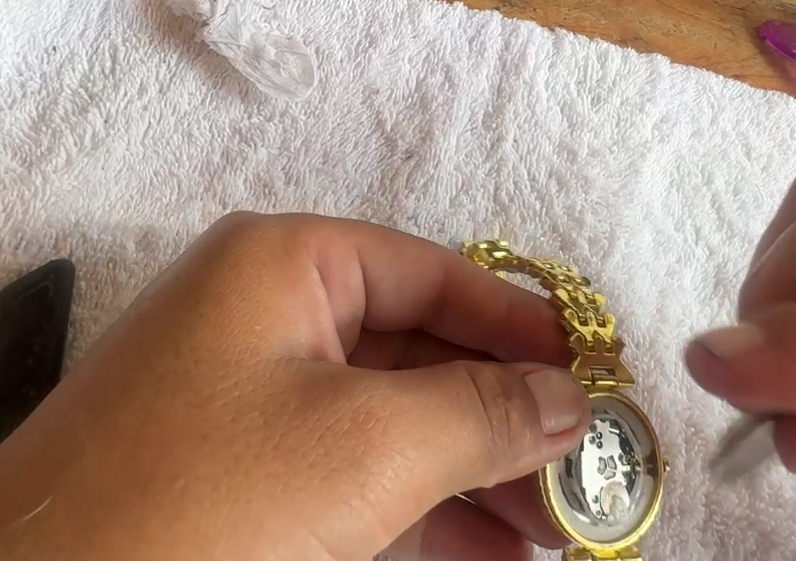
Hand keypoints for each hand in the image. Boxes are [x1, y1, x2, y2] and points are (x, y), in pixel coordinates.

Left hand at [0, 213, 588, 559]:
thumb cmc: (201, 501)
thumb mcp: (362, 448)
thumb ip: (476, 411)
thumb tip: (569, 398)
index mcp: (288, 262)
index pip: (432, 272)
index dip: (518, 321)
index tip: (595, 373)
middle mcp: (269, 306)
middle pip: (415, 343)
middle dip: (502, 409)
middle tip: (588, 470)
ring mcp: (249, 386)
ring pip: (388, 412)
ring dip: (470, 467)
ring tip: (558, 528)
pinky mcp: (236, 462)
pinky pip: (349, 464)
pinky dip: (416, 503)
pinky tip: (487, 552)